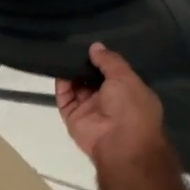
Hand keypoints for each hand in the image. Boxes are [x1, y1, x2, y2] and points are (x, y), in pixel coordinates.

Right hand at [56, 44, 170, 176]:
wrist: (120, 142)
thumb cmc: (131, 107)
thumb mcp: (125, 77)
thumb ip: (109, 61)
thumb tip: (95, 46)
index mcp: (128, 92)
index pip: (113, 72)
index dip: (104, 60)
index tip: (92, 46)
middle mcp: (109, 100)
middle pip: (92, 79)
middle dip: (84, 65)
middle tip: (73, 46)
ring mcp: (90, 109)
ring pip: (76, 86)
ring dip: (71, 72)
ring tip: (63, 54)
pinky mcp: (72, 116)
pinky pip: (64, 98)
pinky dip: (61, 85)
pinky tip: (59, 69)